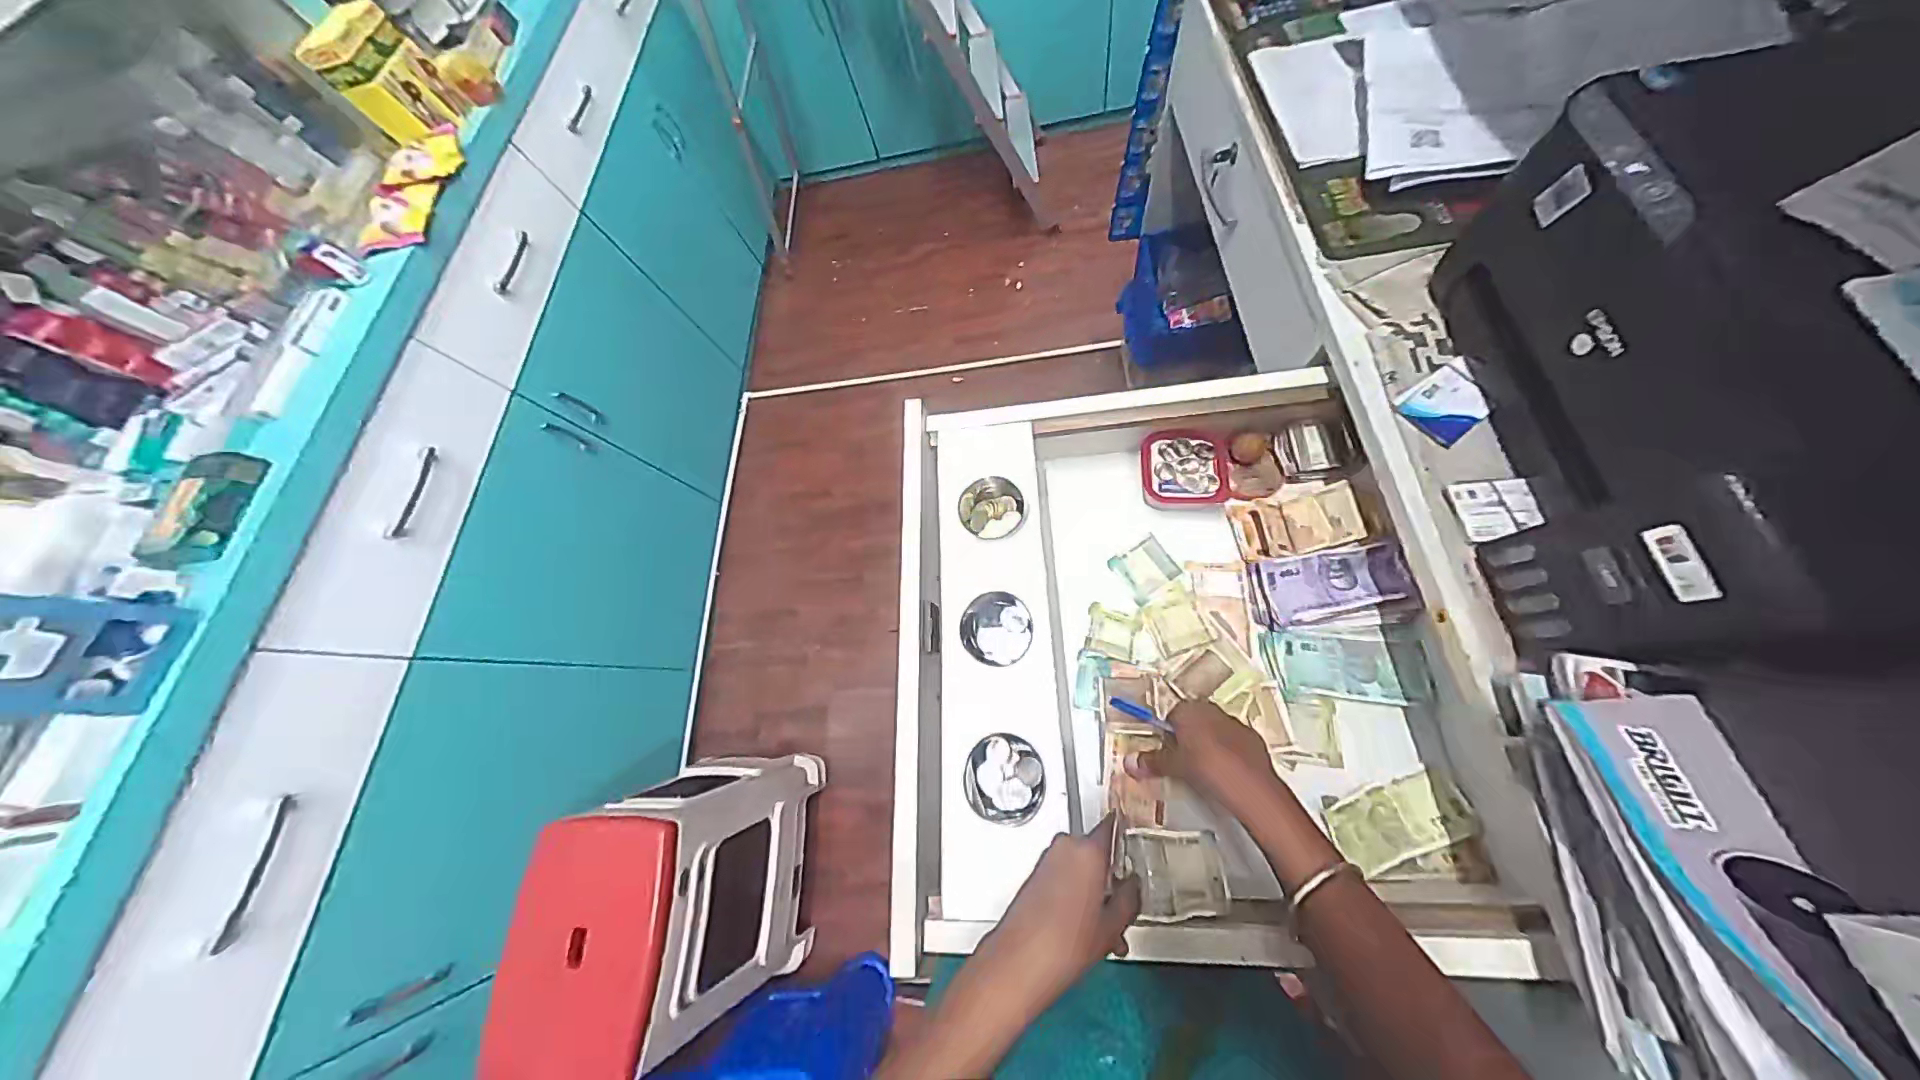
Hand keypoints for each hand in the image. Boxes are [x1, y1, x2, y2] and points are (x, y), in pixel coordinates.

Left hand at [973, 813, 1140, 1005]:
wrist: (1021, 959)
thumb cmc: (1066, 941)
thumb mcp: (1113, 924)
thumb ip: (1129, 898)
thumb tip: (1133, 886)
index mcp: (1088, 850)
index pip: (1111, 825)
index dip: (1124, 831)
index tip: (1133, 837)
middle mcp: (1066, 847)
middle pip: (1096, 853)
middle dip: (1109, 879)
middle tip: (1120, 908)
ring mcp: (1048, 860)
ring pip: (1080, 868)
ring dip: (1093, 892)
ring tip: (1103, 931)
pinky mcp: (1036, 875)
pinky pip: (1064, 876)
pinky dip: (1076, 895)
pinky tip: (1085, 930)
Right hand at [1129, 699, 1285, 819]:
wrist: (1252, 788)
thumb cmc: (1206, 768)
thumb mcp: (1174, 767)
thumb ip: (1151, 762)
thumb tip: (1130, 762)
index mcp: (1189, 710)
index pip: (1170, 714)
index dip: (1166, 732)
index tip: (1165, 750)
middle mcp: (1212, 710)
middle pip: (1193, 719)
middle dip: (1186, 736)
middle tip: (1180, 759)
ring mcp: (1236, 724)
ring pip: (1215, 729)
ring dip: (1208, 743)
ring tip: (1203, 768)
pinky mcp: (1254, 740)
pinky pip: (1234, 742)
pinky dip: (1228, 752)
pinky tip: (1225, 772)